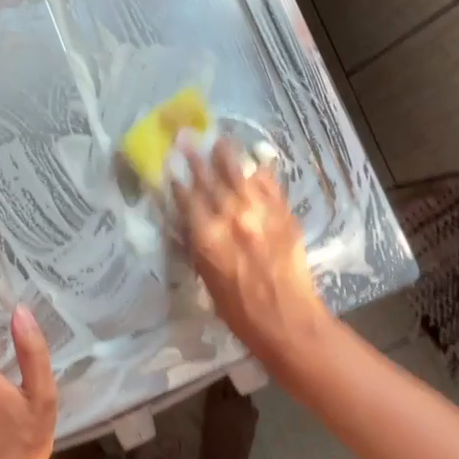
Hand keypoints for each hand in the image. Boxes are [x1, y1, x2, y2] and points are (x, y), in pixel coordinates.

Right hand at [172, 140, 328, 369]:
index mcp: (207, 237)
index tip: (171, 163)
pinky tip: (256, 163)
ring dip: (228, 156)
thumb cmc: (239, 311)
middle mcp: (231, 218)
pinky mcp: (284, 215)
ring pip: (240, 175)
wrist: (288, 322)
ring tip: (221, 139)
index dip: (178, 180)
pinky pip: (270, 186)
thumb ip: (197, 246)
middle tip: (187, 136)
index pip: (187, 198)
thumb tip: (186, 222)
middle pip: (211, 179)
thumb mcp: (206, 279)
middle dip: (197, 157)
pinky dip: (260, 173)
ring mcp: (260, 213)